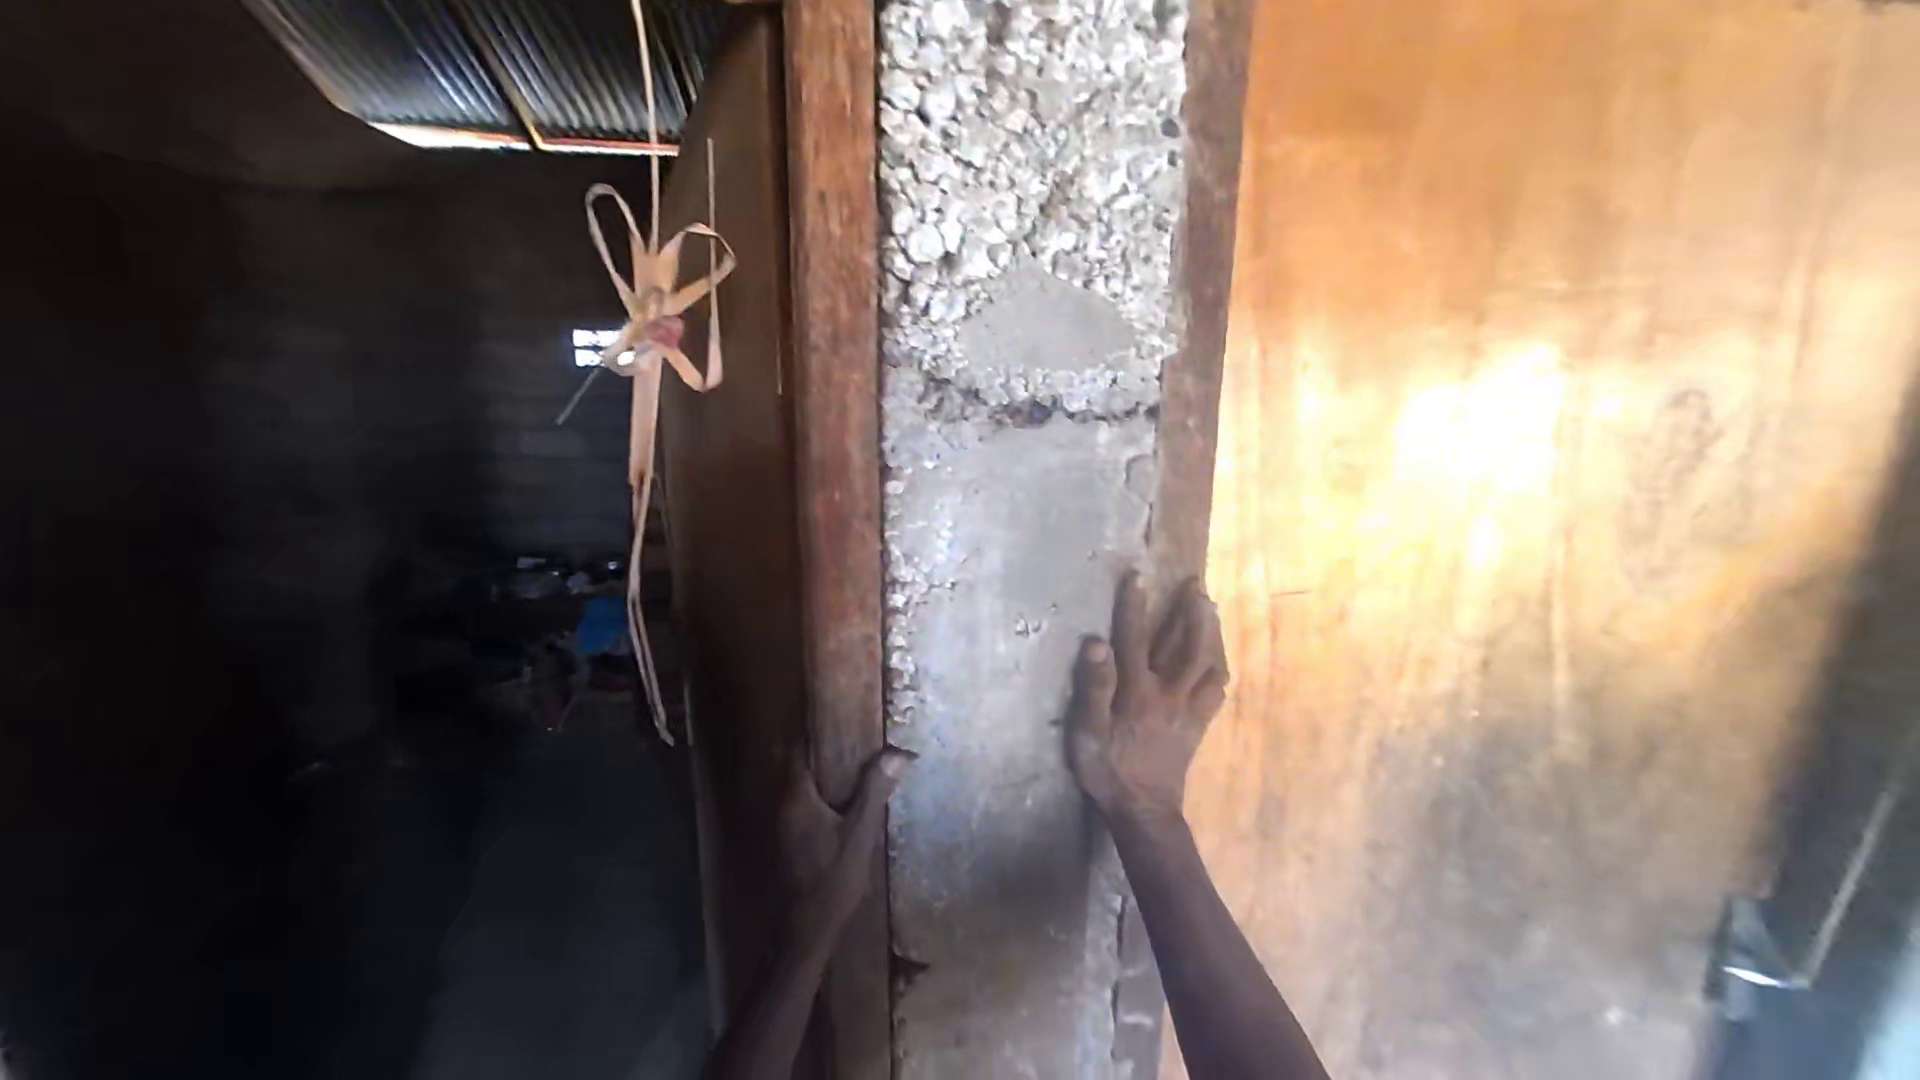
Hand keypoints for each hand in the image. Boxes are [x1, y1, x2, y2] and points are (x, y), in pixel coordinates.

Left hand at [776, 744, 914, 932]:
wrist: (806, 930)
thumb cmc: (833, 877)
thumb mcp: (860, 832)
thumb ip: (875, 791)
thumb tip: (897, 754)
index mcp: (796, 798)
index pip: (795, 750)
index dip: (810, 731)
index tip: (832, 718)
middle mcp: (782, 806)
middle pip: (791, 765)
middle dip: (812, 748)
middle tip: (844, 736)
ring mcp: (781, 825)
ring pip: (793, 785)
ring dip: (813, 771)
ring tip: (844, 761)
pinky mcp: (786, 841)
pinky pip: (796, 803)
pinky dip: (813, 791)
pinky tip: (836, 798)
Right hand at [1067, 573, 1228, 822]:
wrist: (1143, 811)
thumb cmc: (1107, 770)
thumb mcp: (1088, 732)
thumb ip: (1095, 687)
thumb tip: (1096, 643)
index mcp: (1139, 692)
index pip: (1135, 639)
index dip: (1134, 606)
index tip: (1137, 576)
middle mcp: (1170, 694)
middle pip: (1185, 645)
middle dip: (1190, 612)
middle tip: (1194, 585)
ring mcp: (1189, 710)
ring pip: (1208, 664)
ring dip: (1210, 633)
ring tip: (1211, 610)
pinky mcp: (1198, 726)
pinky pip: (1215, 691)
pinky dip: (1218, 669)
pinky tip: (1217, 661)